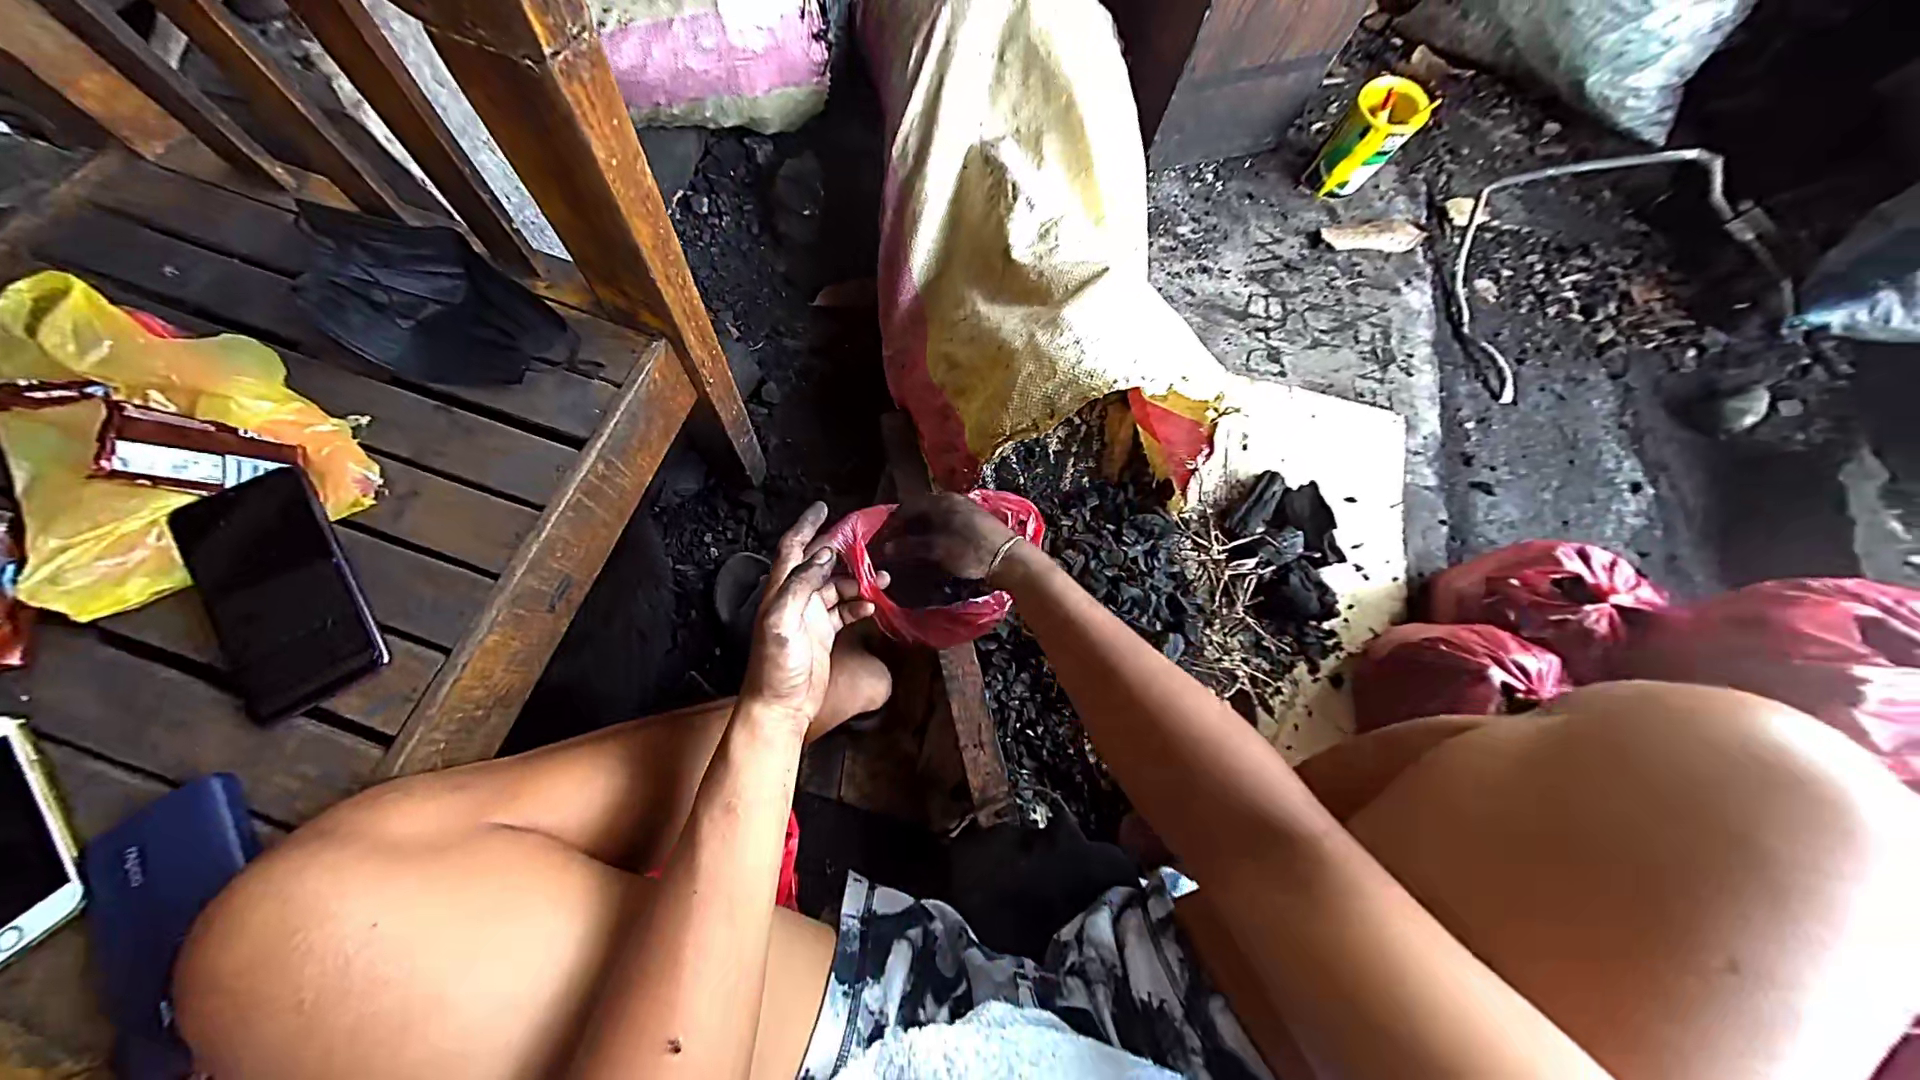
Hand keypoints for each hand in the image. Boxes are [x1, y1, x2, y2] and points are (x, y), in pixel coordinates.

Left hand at [740, 503, 876, 729]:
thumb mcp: (782, 622)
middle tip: (864, 540)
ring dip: (858, 581)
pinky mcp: (823, 634)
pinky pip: (844, 611)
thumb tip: (823, 557)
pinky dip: (858, 605)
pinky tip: (871, 606)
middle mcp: (794, 599)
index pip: (792, 549)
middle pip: (819, 564)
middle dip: (840, 550)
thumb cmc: (775, 668)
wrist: (782, 706)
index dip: (806, 526)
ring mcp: (810, 617)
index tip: (822, 509)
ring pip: (836, 587)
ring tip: (881, 579)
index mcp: (780, 592)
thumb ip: (801, 586)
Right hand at [873, 493, 1018, 580]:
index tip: (884, 540)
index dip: (893, 524)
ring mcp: (966, 509)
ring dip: (921, 532)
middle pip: (921, 511)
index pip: (907, 507)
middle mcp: (952, 499)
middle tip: (896, 547)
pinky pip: (947, 524)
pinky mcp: (976, 521)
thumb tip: (885, 548)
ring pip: (935, 518)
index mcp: (941, 501)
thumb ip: (910, 547)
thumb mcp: (937, 550)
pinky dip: (936, 534)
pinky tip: (934, 549)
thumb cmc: (971, 552)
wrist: (1010, 559)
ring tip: (913, 550)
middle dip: (906, 528)